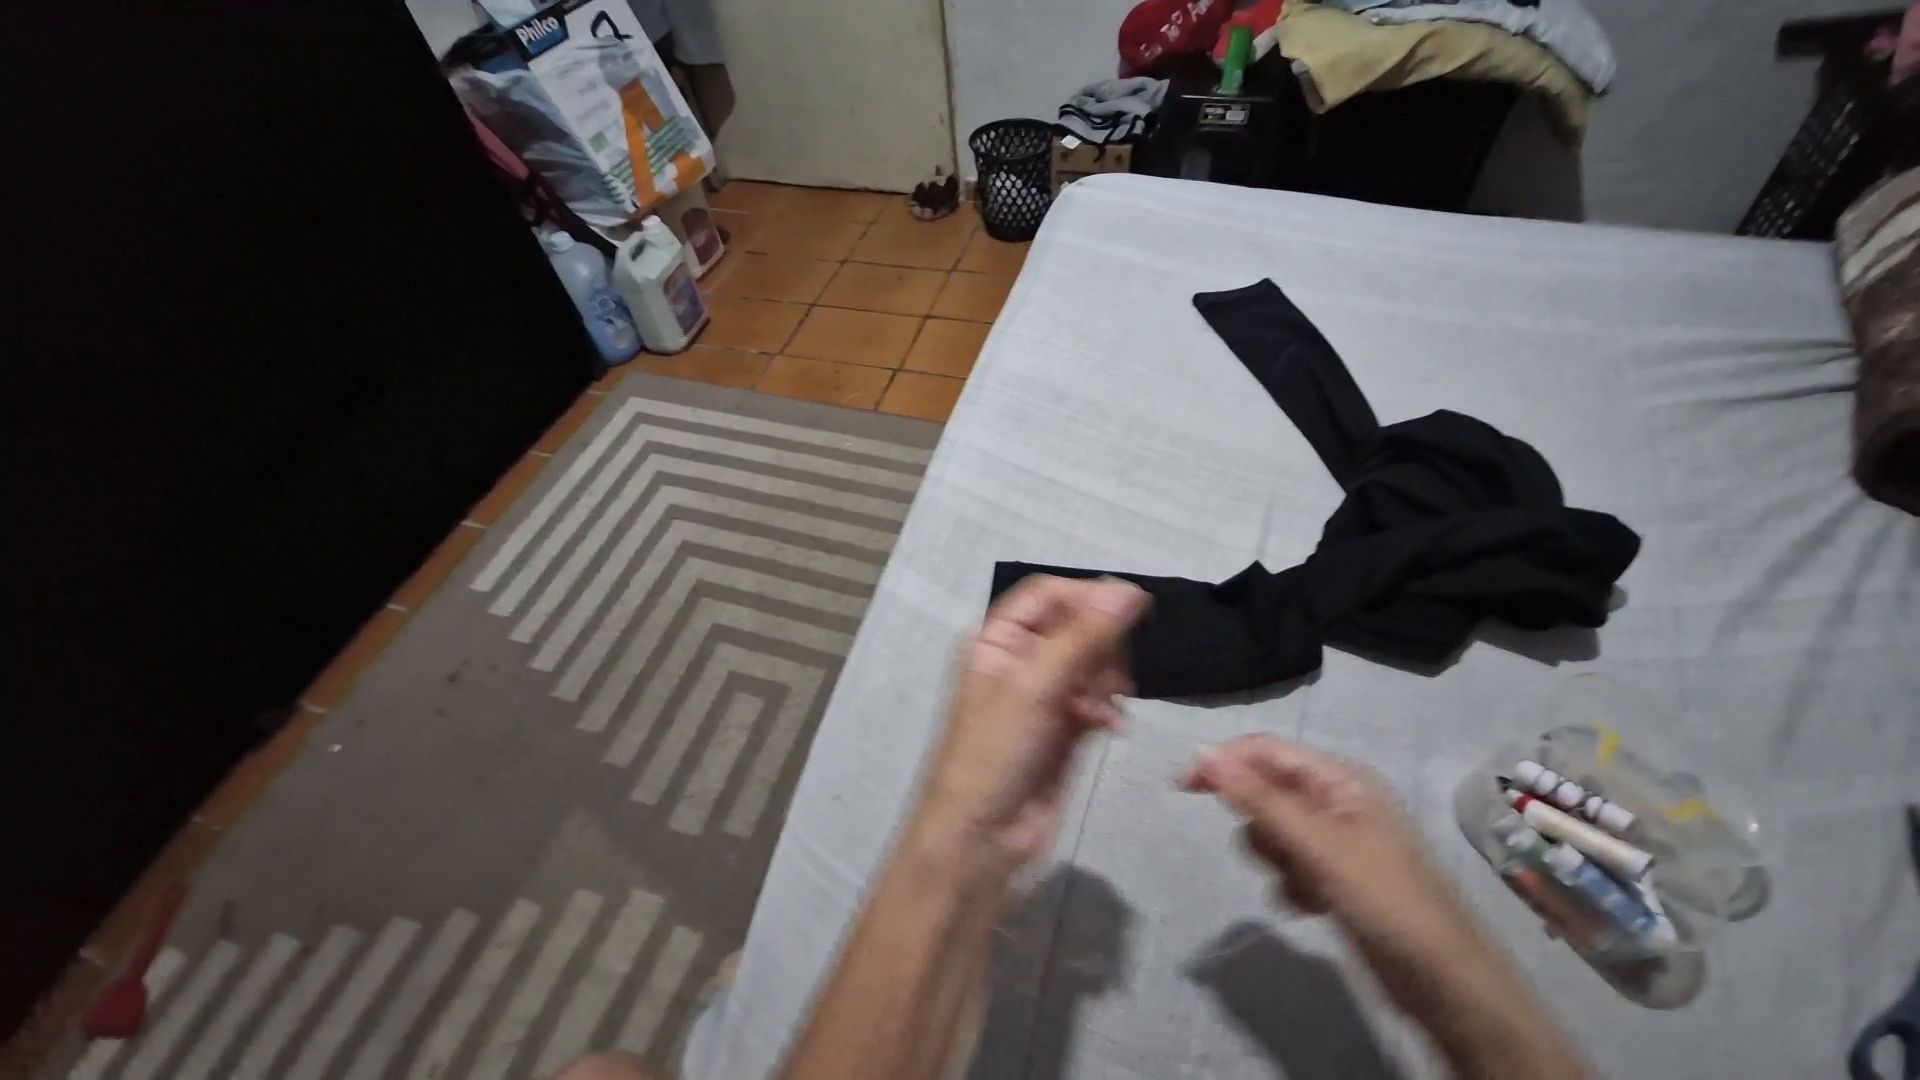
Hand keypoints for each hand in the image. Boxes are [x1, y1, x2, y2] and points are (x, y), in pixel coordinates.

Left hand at [912, 576, 1149, 874]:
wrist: (983, 842)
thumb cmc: (994, 755)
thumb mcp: (1034, 688)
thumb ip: (1083, 637)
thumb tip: (1127, 589)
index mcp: (997, 641)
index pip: (1047, 595)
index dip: (1087, 596)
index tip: (1133, 608)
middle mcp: (1019, 662)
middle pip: (1077, 627)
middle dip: (1101, 647)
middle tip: (1112, 677)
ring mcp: (1043, 697)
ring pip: (1093, 665)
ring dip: (1107, 682)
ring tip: (1103, 711)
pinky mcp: (1065, 730)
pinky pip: (1098, 701)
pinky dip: (1108, 710)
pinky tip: (1110, 728)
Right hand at [1183, 737, 1493, 1012]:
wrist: (1444, 981)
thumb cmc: (1384, 899)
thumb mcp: (1317, 844)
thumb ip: (1258, 799)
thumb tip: (1204, 753)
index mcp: (1340, 779)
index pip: (1266, 751)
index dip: (1223, 761)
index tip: (1183, 785)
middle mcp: (1336, 801)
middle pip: (1265, 792)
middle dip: (1261, 824)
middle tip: (1281, 852)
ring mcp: (1335, 841)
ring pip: (1271, 832)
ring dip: (1277, 859)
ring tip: (1307, 884)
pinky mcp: (1333, 876)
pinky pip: (1287, 865)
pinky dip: (1291, 884)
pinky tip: (1315, 906)